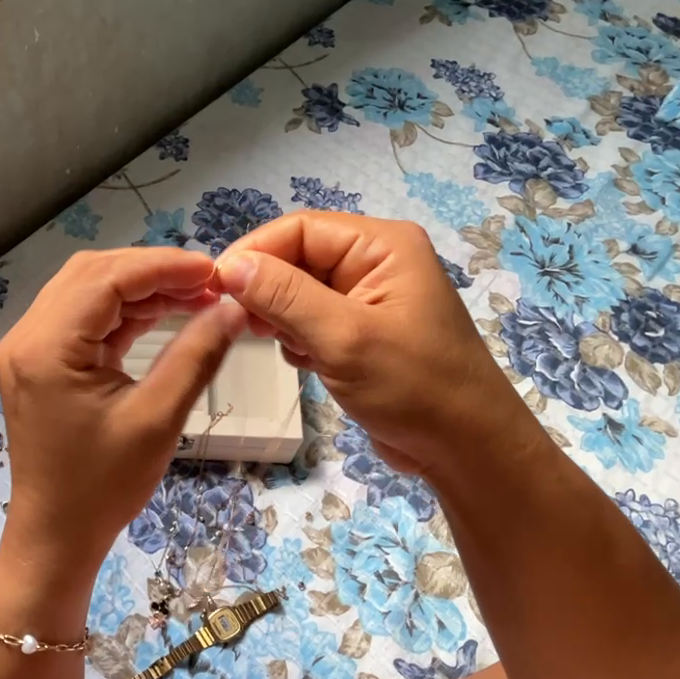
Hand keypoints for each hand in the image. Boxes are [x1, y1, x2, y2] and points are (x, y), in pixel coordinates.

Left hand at [0, 248, 246, 591]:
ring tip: (195, 298)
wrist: (57, 536)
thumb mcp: (157, 419)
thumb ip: (196, 355)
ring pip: (87, 293)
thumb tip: (235, 308)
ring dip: (139, 290)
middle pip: (92, 275)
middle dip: (152, 272)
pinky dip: (122, 314)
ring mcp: (29, 349)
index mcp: (46, 347)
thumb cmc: (103, 487)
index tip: (214, 272)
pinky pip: (82, 321)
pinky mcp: (39, 364)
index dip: (163, 266)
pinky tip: (164, 315)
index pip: (107, 278)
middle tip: (207, 285)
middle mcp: (28, 337)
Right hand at [214, 212, 537, 479]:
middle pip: (297, 258)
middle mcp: (375, 262)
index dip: (254, 253)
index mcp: (382, 246)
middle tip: (244, 326)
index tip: (214, 289)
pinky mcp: (361, 332)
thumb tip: (230, 266)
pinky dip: (297, 337)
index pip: (299, 229)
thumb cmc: (414, 388)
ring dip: (281, 317)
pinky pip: (311, 320)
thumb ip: (285, 297)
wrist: (465, 449)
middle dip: (267, 290)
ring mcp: (368, 298)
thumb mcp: (344, 338)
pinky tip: (303, 361)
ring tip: (285, 347)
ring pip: (299, 291)